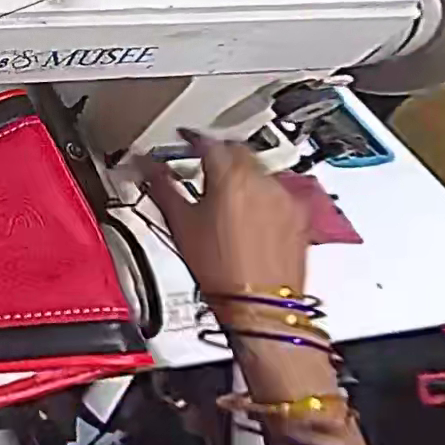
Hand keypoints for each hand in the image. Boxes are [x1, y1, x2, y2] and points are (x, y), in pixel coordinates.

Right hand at [142, 136, 309, 296]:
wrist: (259, 307)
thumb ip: (160, 184)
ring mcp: (285, 198)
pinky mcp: (300, 217)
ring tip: (223, 188)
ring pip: (259, 169)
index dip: (191, 138)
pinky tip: (247, 209)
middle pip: (237, 150)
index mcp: (231, 175)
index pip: (208, 141)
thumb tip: (144, 164)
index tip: (184, 139)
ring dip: (240, 171)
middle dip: (218, 152)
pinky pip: (277, 191)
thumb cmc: (220, 268)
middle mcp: (263, 180)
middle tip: (201, 160)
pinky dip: (260, 191)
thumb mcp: (179, 220)